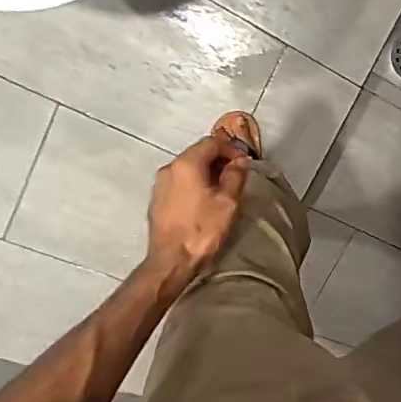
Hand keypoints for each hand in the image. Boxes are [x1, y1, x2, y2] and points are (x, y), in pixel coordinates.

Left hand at [146, 136, 249, 280]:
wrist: (172, 259)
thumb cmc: (202, 230)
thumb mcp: (228, 202)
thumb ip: (235, 176)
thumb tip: (240, 161)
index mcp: (187, 164)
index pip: (211, 142)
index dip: (231, 148)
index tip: (244, 162)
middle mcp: (169, 168)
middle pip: (197, 152)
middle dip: (218, 159)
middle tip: (236, 174)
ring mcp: (160, 183)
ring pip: (187, 166)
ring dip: (206, 171)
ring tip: (222, 188)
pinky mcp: (157, 197)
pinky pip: (179, 180)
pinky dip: (194, 181)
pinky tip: (204, 199)